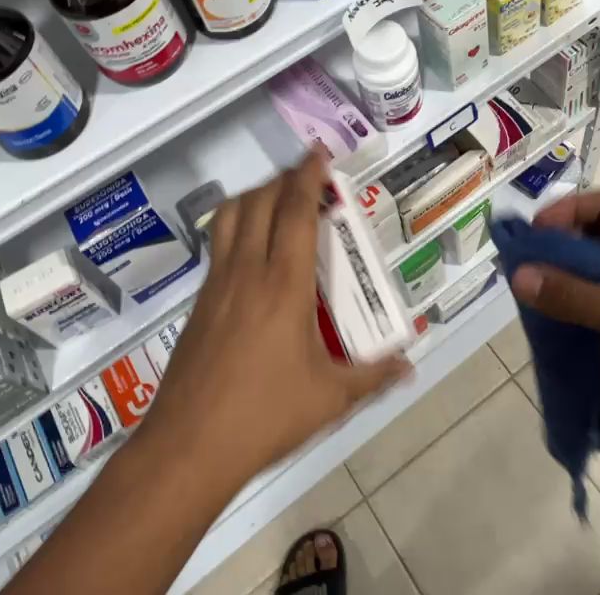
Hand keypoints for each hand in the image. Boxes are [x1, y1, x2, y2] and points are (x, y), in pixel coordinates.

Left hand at [138, 150, 410, 490]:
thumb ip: (373, 376)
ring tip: (279, 200)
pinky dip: (236, 223)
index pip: (296, 211)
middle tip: (309, 176)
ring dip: (255, 195)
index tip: (319, 153)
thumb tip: (410, 364)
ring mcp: (217, 284)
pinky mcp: (200, 302)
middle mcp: (247, 271)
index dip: (308, 176)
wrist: (189, 445)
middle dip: (284, 179)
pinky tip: (252, 247)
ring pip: (230, 216)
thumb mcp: (330, 399)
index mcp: (284, 285)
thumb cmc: (266, 416)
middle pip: (260, 202)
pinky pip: (218, 243)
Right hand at [514, 191, 599, 446]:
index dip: (570, 209)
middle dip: (559, 247)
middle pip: (597, 238)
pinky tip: (550, 323)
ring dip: (563, 281)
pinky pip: (596, 309)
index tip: (536, 232)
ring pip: (594, 276)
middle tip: (524, 265)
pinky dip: (573, 310)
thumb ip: (571, 294)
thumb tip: (516, 274)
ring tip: (531, 295)